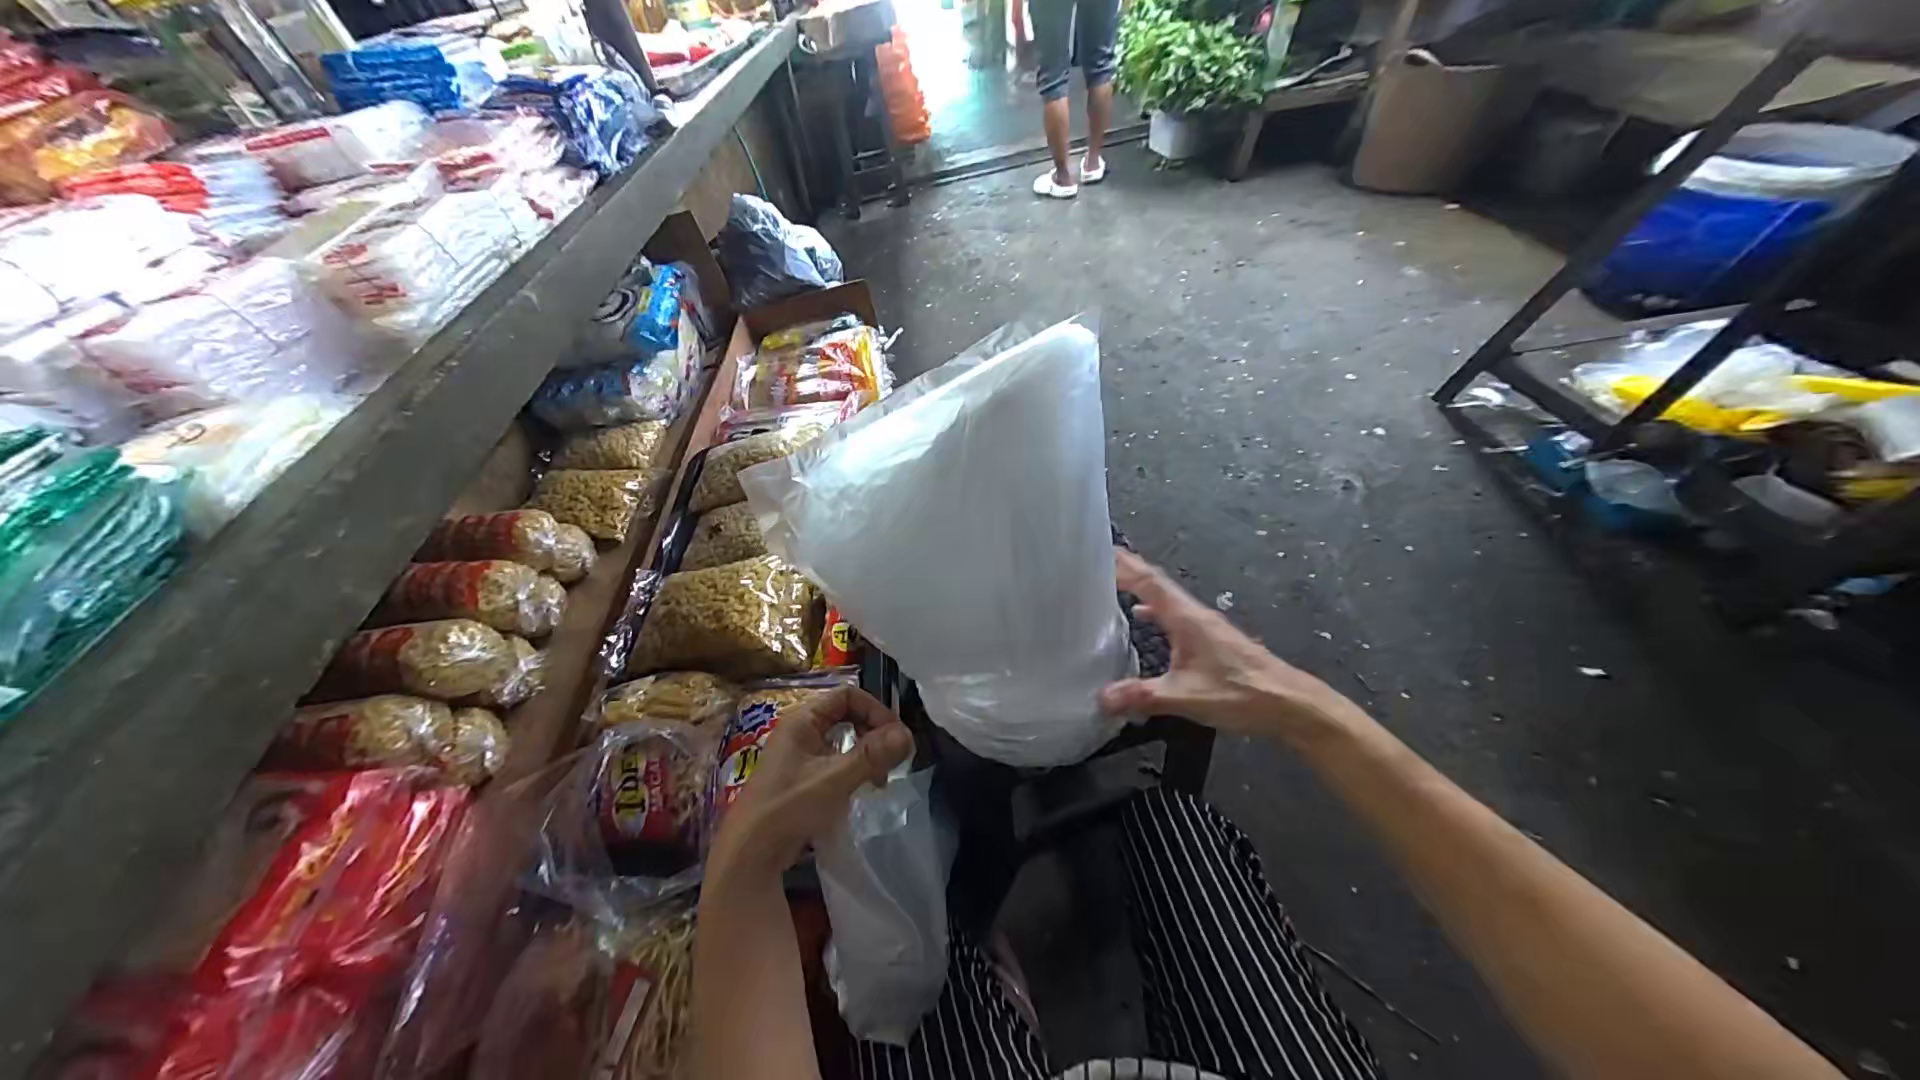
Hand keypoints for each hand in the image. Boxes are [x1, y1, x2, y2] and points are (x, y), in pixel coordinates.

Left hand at [708, 685, 913, 876]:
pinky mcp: (800, 779)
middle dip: (874, 733)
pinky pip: (835, 761)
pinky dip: (853, 770)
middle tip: (891, 759)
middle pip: (847, 715)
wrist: (748, 856)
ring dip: (865, 754)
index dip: (875, 710)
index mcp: (802, 720)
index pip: (848, 695)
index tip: (895, 736)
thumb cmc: (788, 808)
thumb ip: (871, 755)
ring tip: (878, 780)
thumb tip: (907, 734)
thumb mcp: (834, 779)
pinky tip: (861, 790)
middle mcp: (799, 732)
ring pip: (842, 740)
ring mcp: (798, 756)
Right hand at [1101, 549, 1360, 742]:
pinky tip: (1142, 618)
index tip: (1098, 550)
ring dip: (1140, 588)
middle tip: (1097, 562)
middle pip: (1156, 583)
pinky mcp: (1211, 640)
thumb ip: (1142, 696)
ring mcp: (1205, 626)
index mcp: (1186, 617)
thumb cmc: (1240, 693)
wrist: (1290, 704)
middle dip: (1127, 570)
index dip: (1124, 564)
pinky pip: (1174, 614)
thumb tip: (1101, 697)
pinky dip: (1153, 609)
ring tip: (1113, 583)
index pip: (1149, 581)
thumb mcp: (1185, 697)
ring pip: (1166, 598)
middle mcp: (1195, 614)